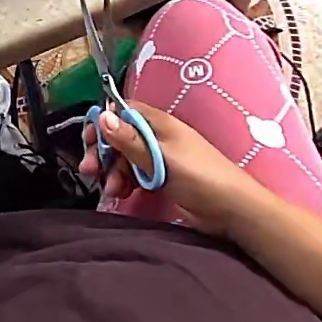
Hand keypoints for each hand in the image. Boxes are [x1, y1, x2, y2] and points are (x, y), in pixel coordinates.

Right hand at [81, 100, 282, 236]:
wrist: (232, 209)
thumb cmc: (200, 177)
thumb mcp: (162, 159)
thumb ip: (131, 140)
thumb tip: (103, 116)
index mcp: (160, 124)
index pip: (123, 112)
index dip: (104, 123)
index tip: (88, 141)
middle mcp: (158, 137)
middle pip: (120, 136)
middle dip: (103, 152)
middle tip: (89, 170)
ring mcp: (160, 158)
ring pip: (125, 158)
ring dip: (112, 171)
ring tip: (111, 190)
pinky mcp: (162, 178)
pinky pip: (135, 175)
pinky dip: (124, 182)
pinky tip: (121, 194)